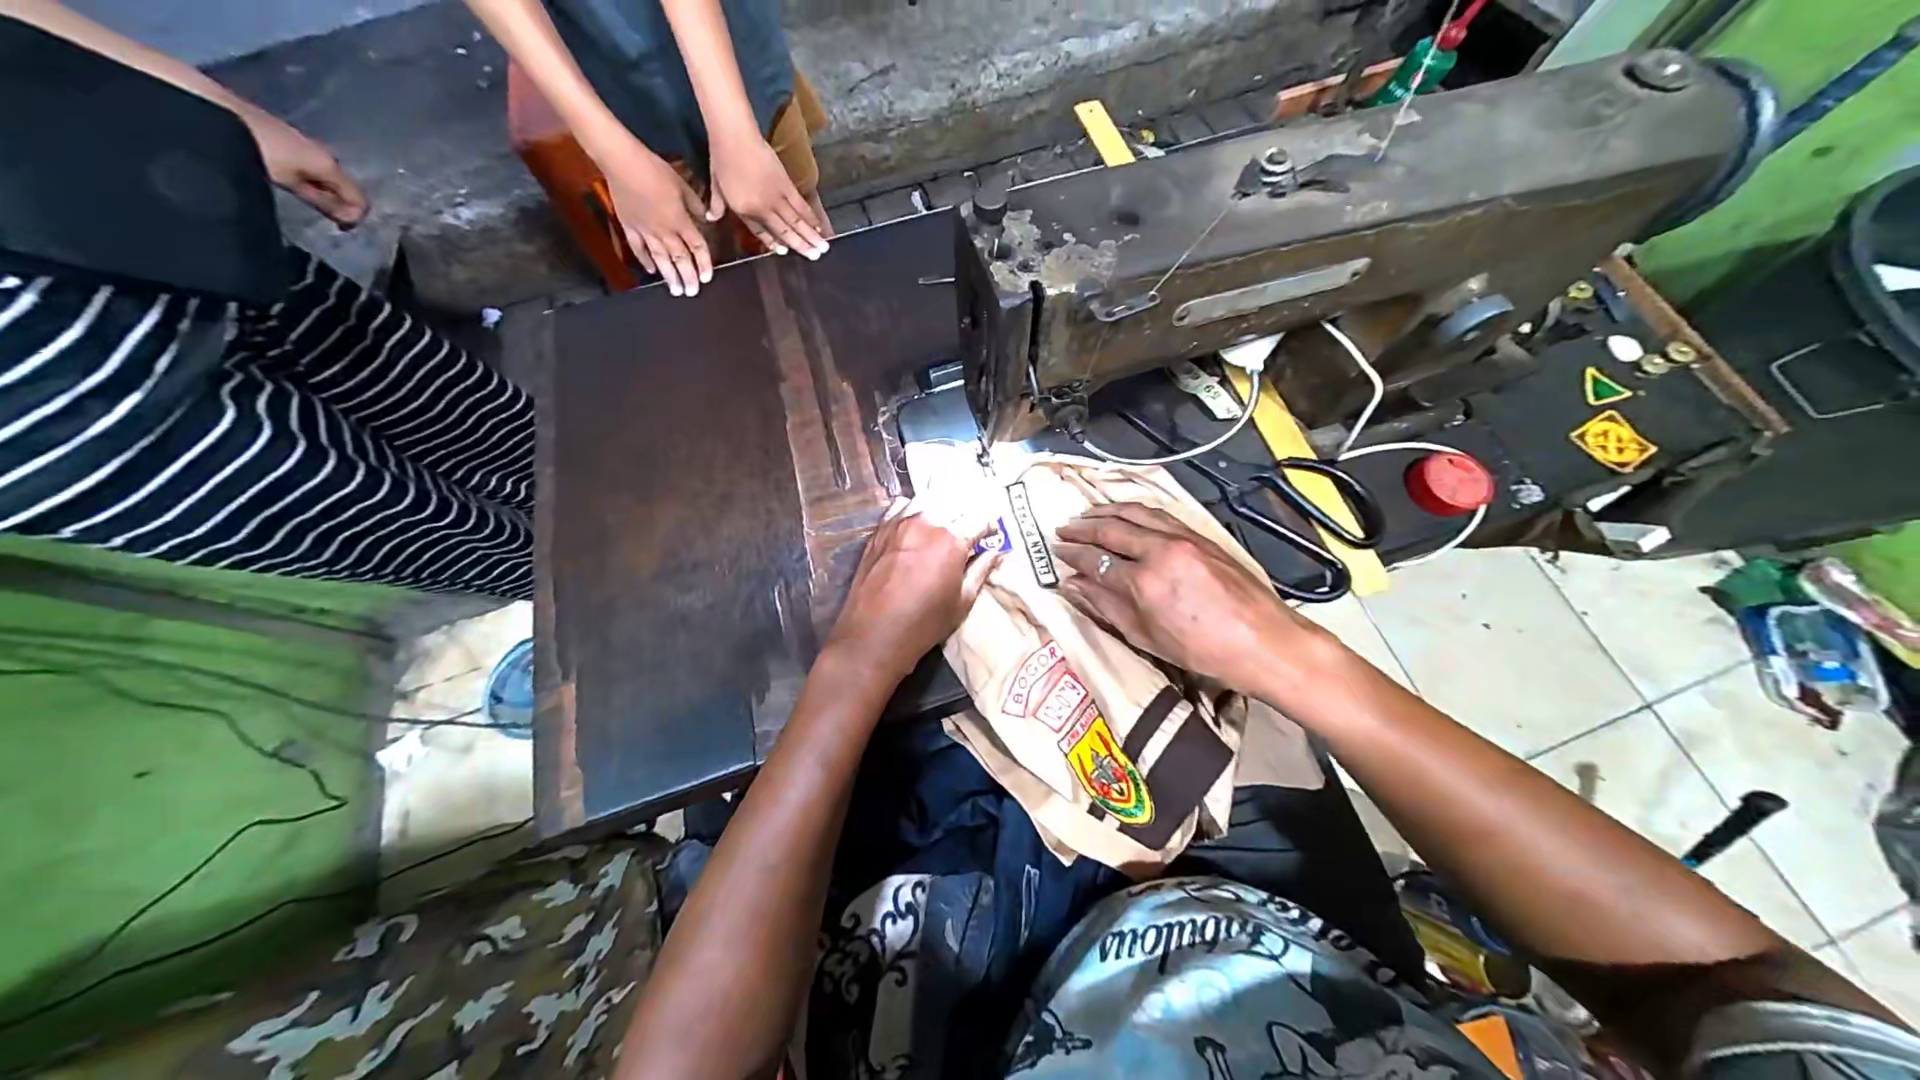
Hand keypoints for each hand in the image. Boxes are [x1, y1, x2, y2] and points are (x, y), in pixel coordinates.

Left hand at [239, 108, 367, 227]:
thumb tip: (347, 218)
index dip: (354, 216)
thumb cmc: (254, 146)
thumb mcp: (293, 181)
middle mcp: (320, 152)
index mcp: (329, 163)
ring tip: (297, 196)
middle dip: (336, 201)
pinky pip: (303, 163)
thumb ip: (325, 201)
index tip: (337, 227)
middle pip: (340, 185)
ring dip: (317, 189)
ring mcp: (300, 142)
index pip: (358, 198)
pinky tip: (280, 177)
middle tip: (318, 213)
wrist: (208, 106)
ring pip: (321, 174)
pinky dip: (300, 176)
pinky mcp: (280, 137)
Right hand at [596, 138, 713, 296]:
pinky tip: (651, 271)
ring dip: (669, 276)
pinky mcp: (628, 226)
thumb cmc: (653, 169)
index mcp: (680, 220)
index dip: (704, 264)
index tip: (707, 278)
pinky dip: (645, 260)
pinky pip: (638, 248)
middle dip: (688, 277)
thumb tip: (706, 218)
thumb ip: (695, 205)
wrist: (621, 161)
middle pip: (680, 259)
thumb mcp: (682, 185)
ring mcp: (645, 230)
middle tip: (692, 292)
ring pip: (660, 259)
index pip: (697, 247)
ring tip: (676, 291)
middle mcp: (664, 230)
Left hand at [706, 130, 828, 258]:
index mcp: (743, 211)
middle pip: (784, 231)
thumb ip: (716, 205)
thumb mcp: (716, 185)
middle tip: (815, 257)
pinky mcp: (786, 185)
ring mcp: (776, 197)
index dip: (773, 243)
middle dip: (801, 246)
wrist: (735, 136)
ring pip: (796, 222)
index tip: (784, 251)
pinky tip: (818, 226)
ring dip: (811, 236)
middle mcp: (762, 209)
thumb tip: (710, 219)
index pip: (760, 232)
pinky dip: (811, 217)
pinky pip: (800, 205)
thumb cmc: (722, 158)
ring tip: (823, 248)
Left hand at [824, 502, 997, 678]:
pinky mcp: (879, 530)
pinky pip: (901, 507)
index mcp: (952, 540)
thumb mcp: (962, 602)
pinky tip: (918, 521)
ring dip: (942, 507)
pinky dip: (914, 509)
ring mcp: (899, 523)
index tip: (992, 534)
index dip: (990, 526)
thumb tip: (996, 552)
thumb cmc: (924, 624)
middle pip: (955, 505)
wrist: (873, 635)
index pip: (979, 518)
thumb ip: (980, 570)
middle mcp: (927, 523)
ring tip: (947, 521)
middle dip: (968, 514)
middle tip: (972, 528)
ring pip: (928, 501)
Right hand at [1053, 503, 1336, 694]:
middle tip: (1064, 529)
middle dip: (1083, 528)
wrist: (1262, 641)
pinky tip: (1126, 512)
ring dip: (1106, 511)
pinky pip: (1159, 514)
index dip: (1073, 555)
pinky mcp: (1200, 537)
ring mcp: (1183, 539)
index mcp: (1144, 581)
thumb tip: (1076, 587)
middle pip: (1111, 529)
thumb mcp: (1146, 637)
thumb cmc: (1206, 649)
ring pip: (1135, 513)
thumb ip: (1107, 607)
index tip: (1059, 553)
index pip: (1096, 559)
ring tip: (1087, 513)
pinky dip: (1135, 509)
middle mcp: (1161, 551)